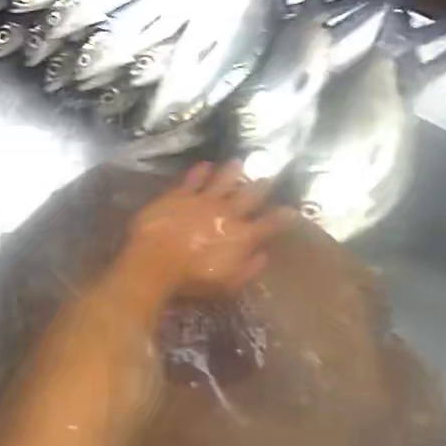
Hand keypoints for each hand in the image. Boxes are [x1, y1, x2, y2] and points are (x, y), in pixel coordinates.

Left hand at [118, 161, 293, 296]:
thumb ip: (249, 269)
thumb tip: (263, 255)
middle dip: (262, 185)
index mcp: (243, 236)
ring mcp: (203, 200)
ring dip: (233, 171)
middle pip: (251, 194)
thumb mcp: (228, 284)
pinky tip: (205, 164)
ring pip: (224, 180)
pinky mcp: (179, 194)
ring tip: (239, 162)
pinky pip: (193, 178)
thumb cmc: (190, 278)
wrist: (153, 262)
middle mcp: (228, 213)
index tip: (292, 211)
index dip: (285, 217)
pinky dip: (201, 171)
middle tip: (268, 176)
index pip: (272, 223)